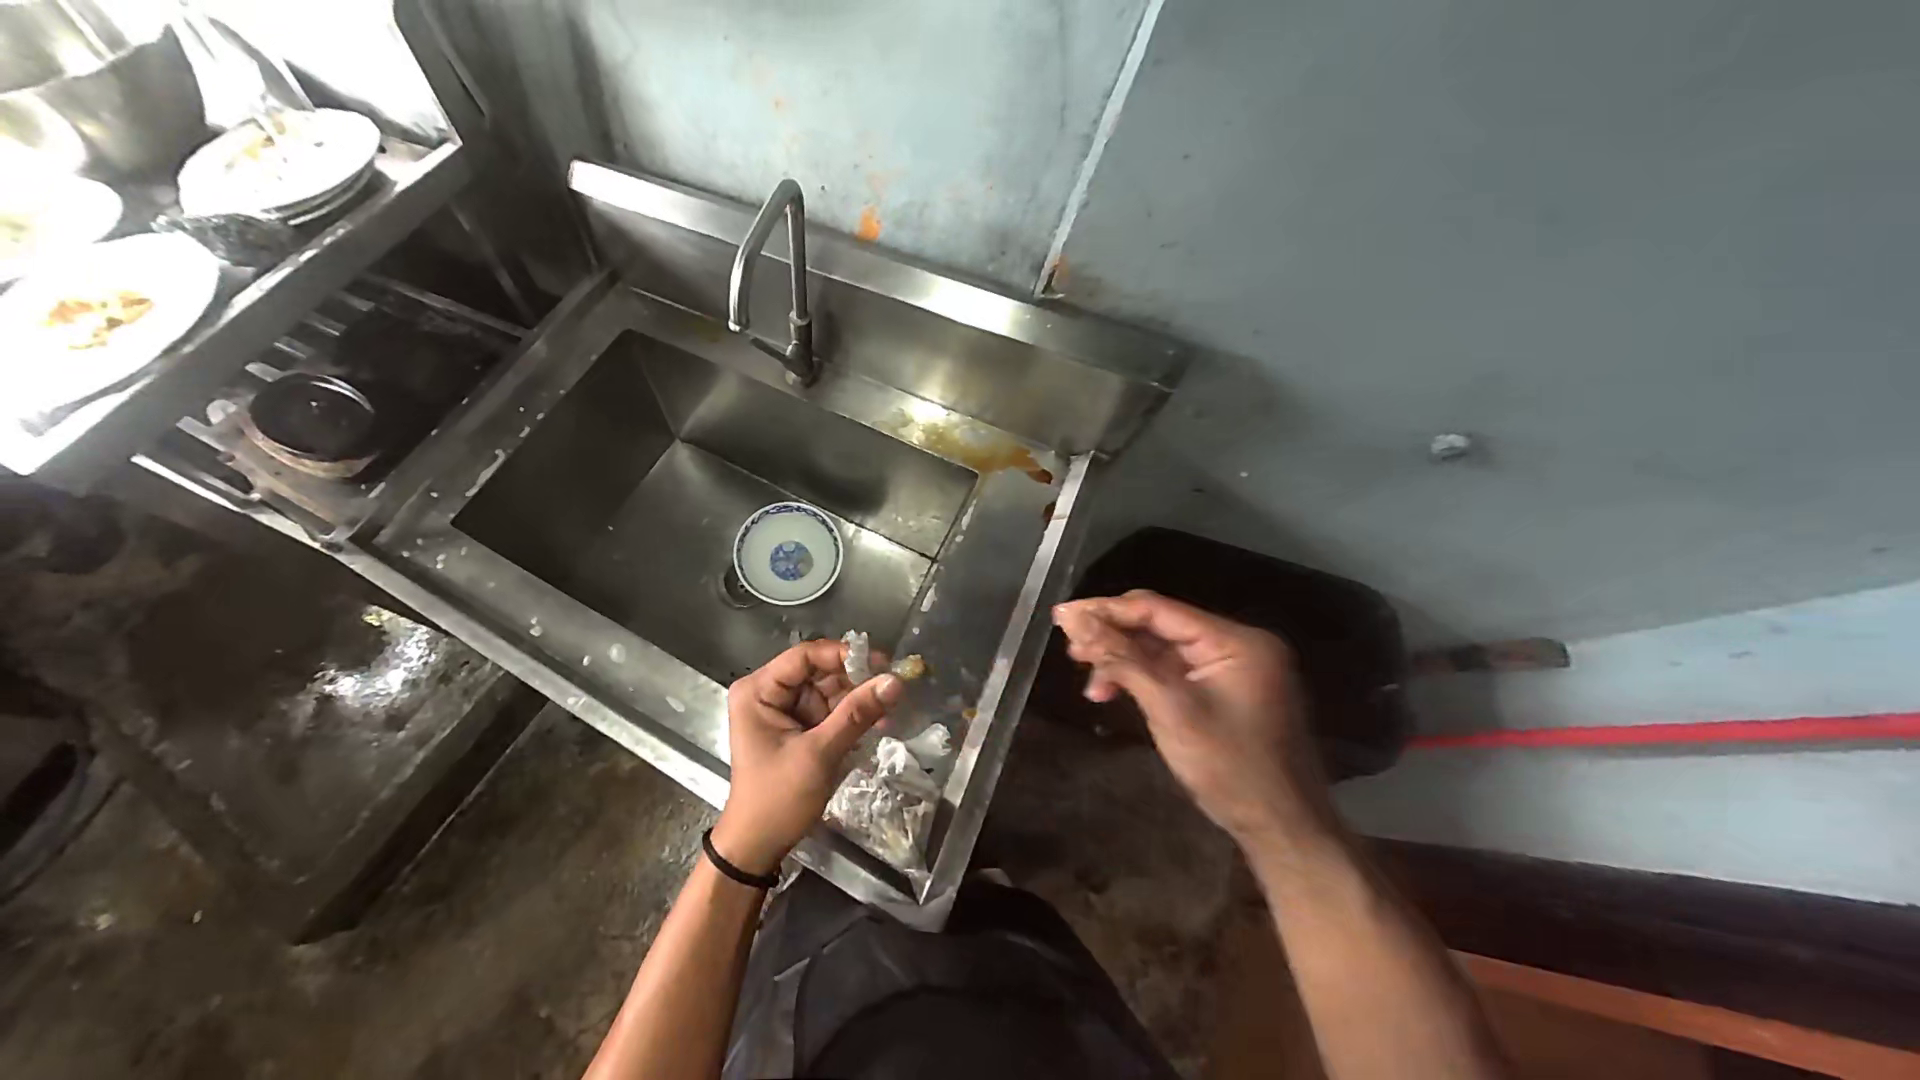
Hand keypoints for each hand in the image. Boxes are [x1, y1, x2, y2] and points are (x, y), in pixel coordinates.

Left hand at [712, 639, 903, 876]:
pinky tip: (879, 721)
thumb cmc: (778, 798)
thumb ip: (857, 714)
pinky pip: (831, 710)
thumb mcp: (819, 753)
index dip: (842, 655)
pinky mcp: (800, 728)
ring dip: (860, 698)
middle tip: (894, 686)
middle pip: (820, 671)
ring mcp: (785, 711)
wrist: (758, 846)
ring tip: (892, 706)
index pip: (804, 656)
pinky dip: (853, 715)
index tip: (880, 663)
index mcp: (758, 691)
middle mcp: (769, 693)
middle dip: (856, 679)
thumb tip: (895, 682)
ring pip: (830, 690)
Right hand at [1052, 590, 1335, 844]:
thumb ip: (1123, 660)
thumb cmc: (1230, 769)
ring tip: (1089, 681)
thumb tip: (1075, 620)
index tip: (1062, 616)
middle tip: (1071, 650)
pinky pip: (1173, 671)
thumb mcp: (1170, 710)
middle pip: (1160, 625)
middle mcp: (1235, 644)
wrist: (1281, 828)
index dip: (1106, 610)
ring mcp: (1230, 668)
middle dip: (1112, 637)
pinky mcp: (1222, 689)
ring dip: (1123, 661)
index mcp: (1235, 640)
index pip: (1159, 609)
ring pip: (1162, 649)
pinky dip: (1141, 678)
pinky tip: (1113, 691)